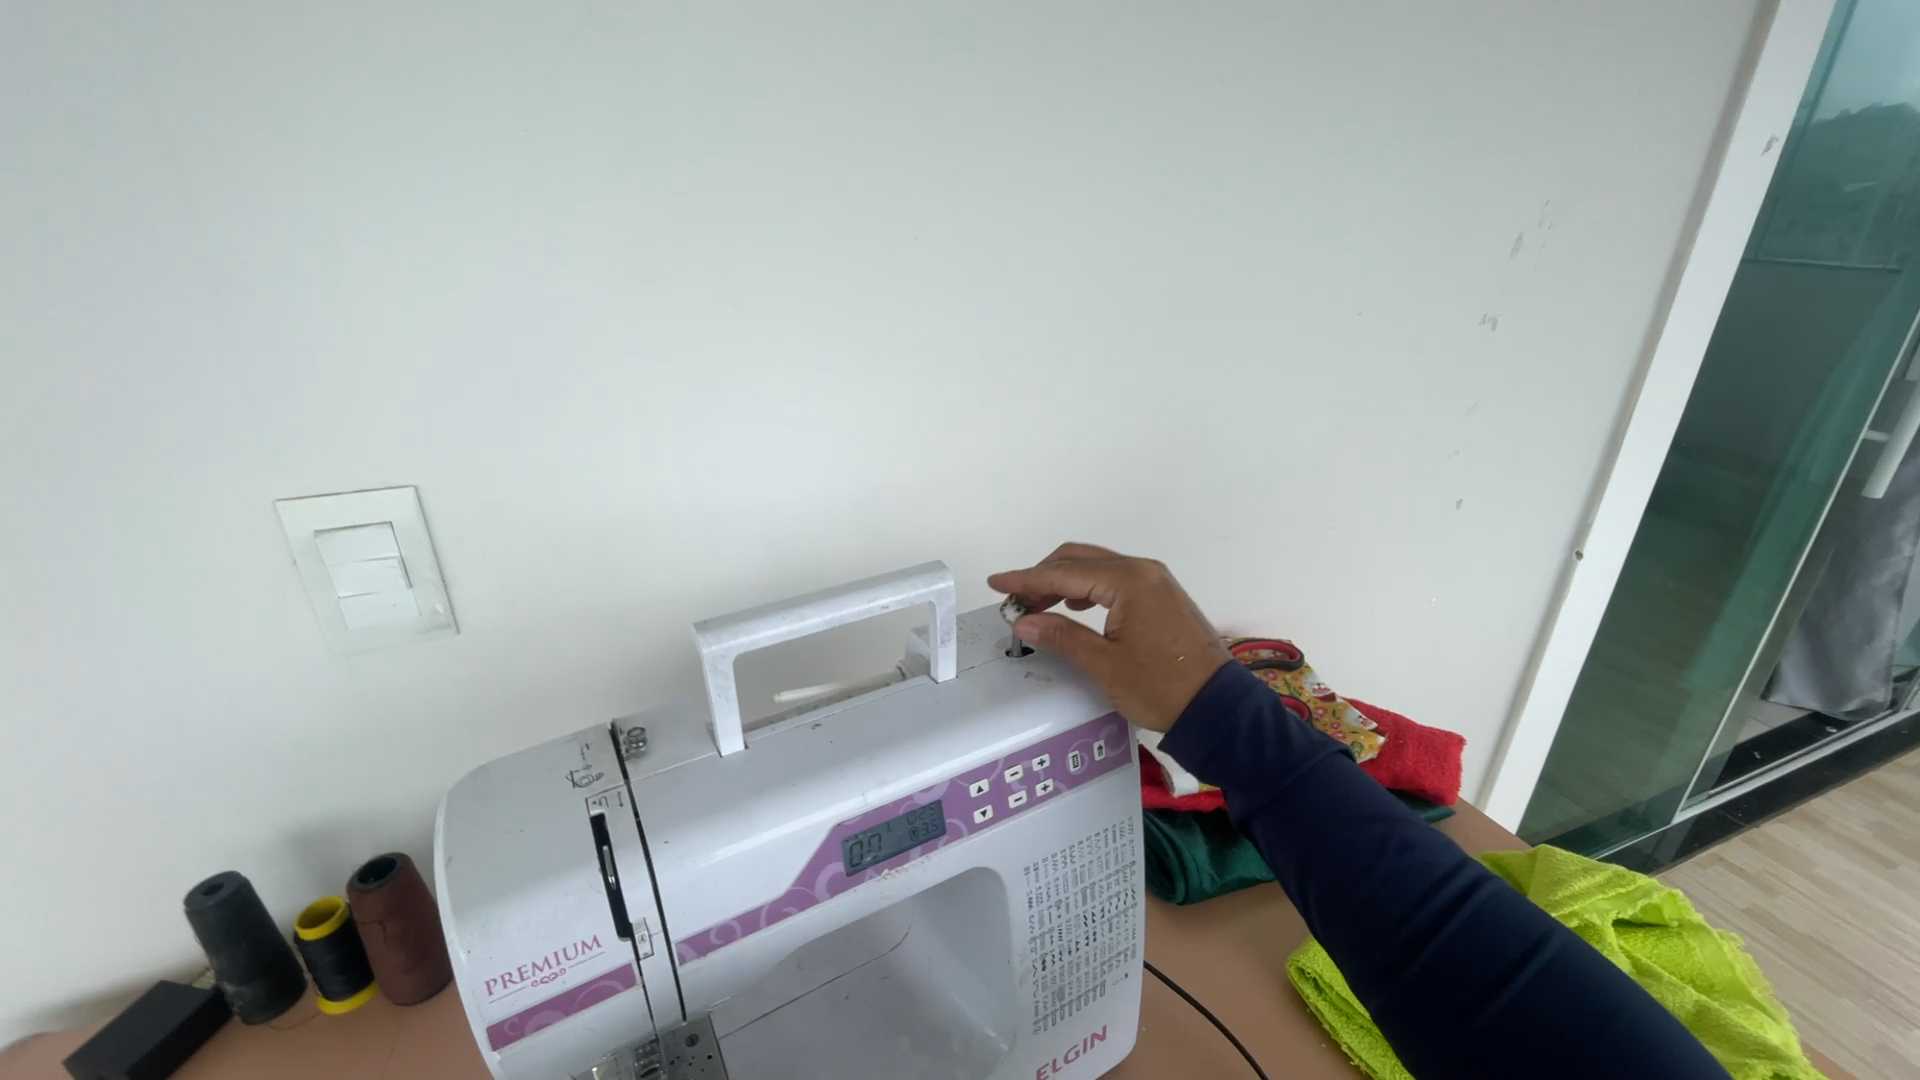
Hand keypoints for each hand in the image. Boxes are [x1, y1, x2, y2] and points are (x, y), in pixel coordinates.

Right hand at [988, 543, 1231, 732]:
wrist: (1217, 708)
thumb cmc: (1161, 687)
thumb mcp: (1104, 664)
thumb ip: (1061, 636)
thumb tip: (1025, 621)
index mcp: (1129, 581)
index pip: (1064, 573)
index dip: (1026, 578)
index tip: (996, 583)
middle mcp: (1143, 570)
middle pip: (1080, 559)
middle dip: (1043, 576)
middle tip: (1016, 601)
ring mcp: (1156, 581)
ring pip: (1097, 567)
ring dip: (1064, 581)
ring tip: (1039, 606)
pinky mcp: (1161, 596)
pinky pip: (1115, 579)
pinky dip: (1088, 587)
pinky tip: (1074, 606)